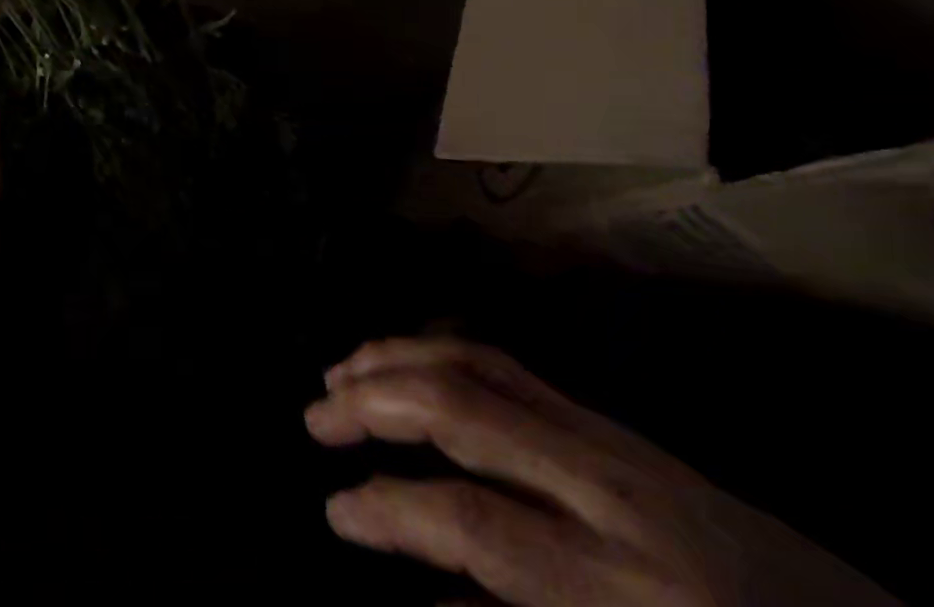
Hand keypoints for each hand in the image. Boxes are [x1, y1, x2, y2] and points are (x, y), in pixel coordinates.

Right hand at [305, 337, 900, 606]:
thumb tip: (422, 595)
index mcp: (619, 580)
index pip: (473, 520)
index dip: (386, 509)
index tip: (333, 510)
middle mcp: (611, 490)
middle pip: (466, 410)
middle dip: (372, 404)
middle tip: (314, 419)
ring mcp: (616, 443)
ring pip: (484, 366)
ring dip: (396, 361)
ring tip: (338, 373)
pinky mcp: (617, 426)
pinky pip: (510, 366)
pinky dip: (438, 352)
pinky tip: (404, 364)